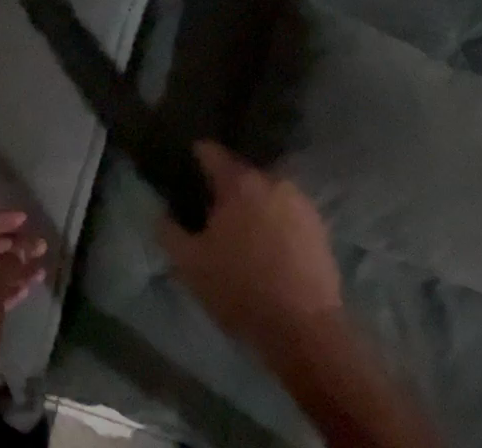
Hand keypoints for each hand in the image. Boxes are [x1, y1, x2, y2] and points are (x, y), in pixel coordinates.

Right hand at [160, 142, 343, 353]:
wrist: (303, 329)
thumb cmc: (239, 288)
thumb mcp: (189, 263)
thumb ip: (168, 231)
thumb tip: (162, 213)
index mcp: (240, 182)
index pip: (212, 153)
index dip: (195, 156)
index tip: (185, 166)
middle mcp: (273, 182)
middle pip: (242, 173)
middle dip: (224, 186)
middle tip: (208, 208)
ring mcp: (301, 204)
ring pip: (266, 193)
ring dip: (251, 204)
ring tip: (237, 229)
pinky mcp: (320, 228)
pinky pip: (286, 213)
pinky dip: (273, 221)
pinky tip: (264, 246)